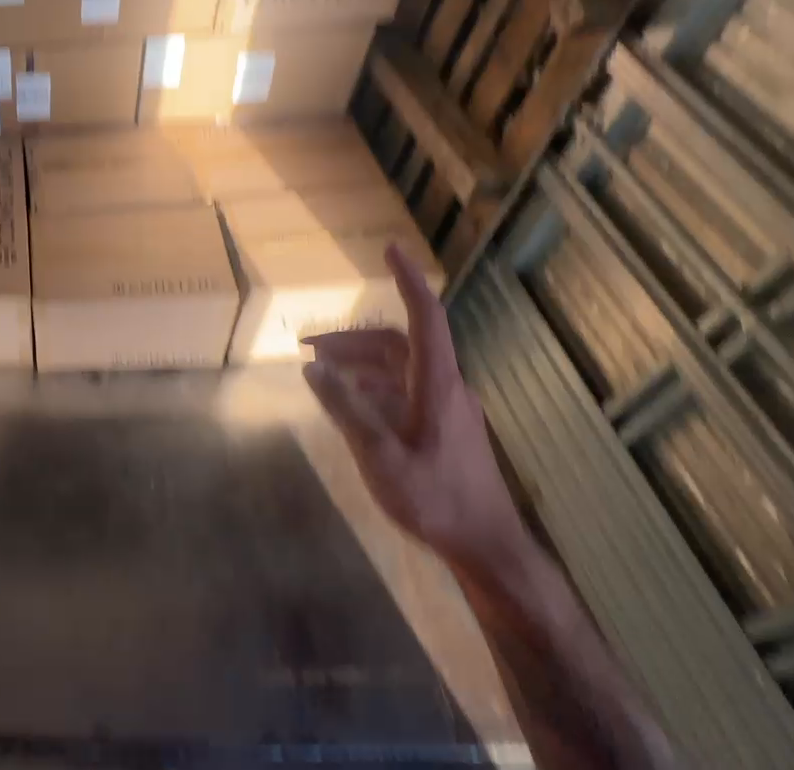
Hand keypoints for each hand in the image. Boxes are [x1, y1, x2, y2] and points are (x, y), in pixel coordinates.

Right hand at [302, 243, 530, 574]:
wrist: (486, 545)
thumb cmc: (434, 499)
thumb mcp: (379, 454)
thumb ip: (345, 408)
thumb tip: (311, 367)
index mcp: (436, 384)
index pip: (424, 317)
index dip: (407, 280)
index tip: (390, 249)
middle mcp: (444, 386)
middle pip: (398, 342)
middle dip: (351, 337)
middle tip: (307, 345)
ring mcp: (447, 407)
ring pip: (399, 366)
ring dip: (359, 361)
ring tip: (320, 371)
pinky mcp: (444, 426)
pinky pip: (403, 389)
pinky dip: (372, 384)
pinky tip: (349, 402)